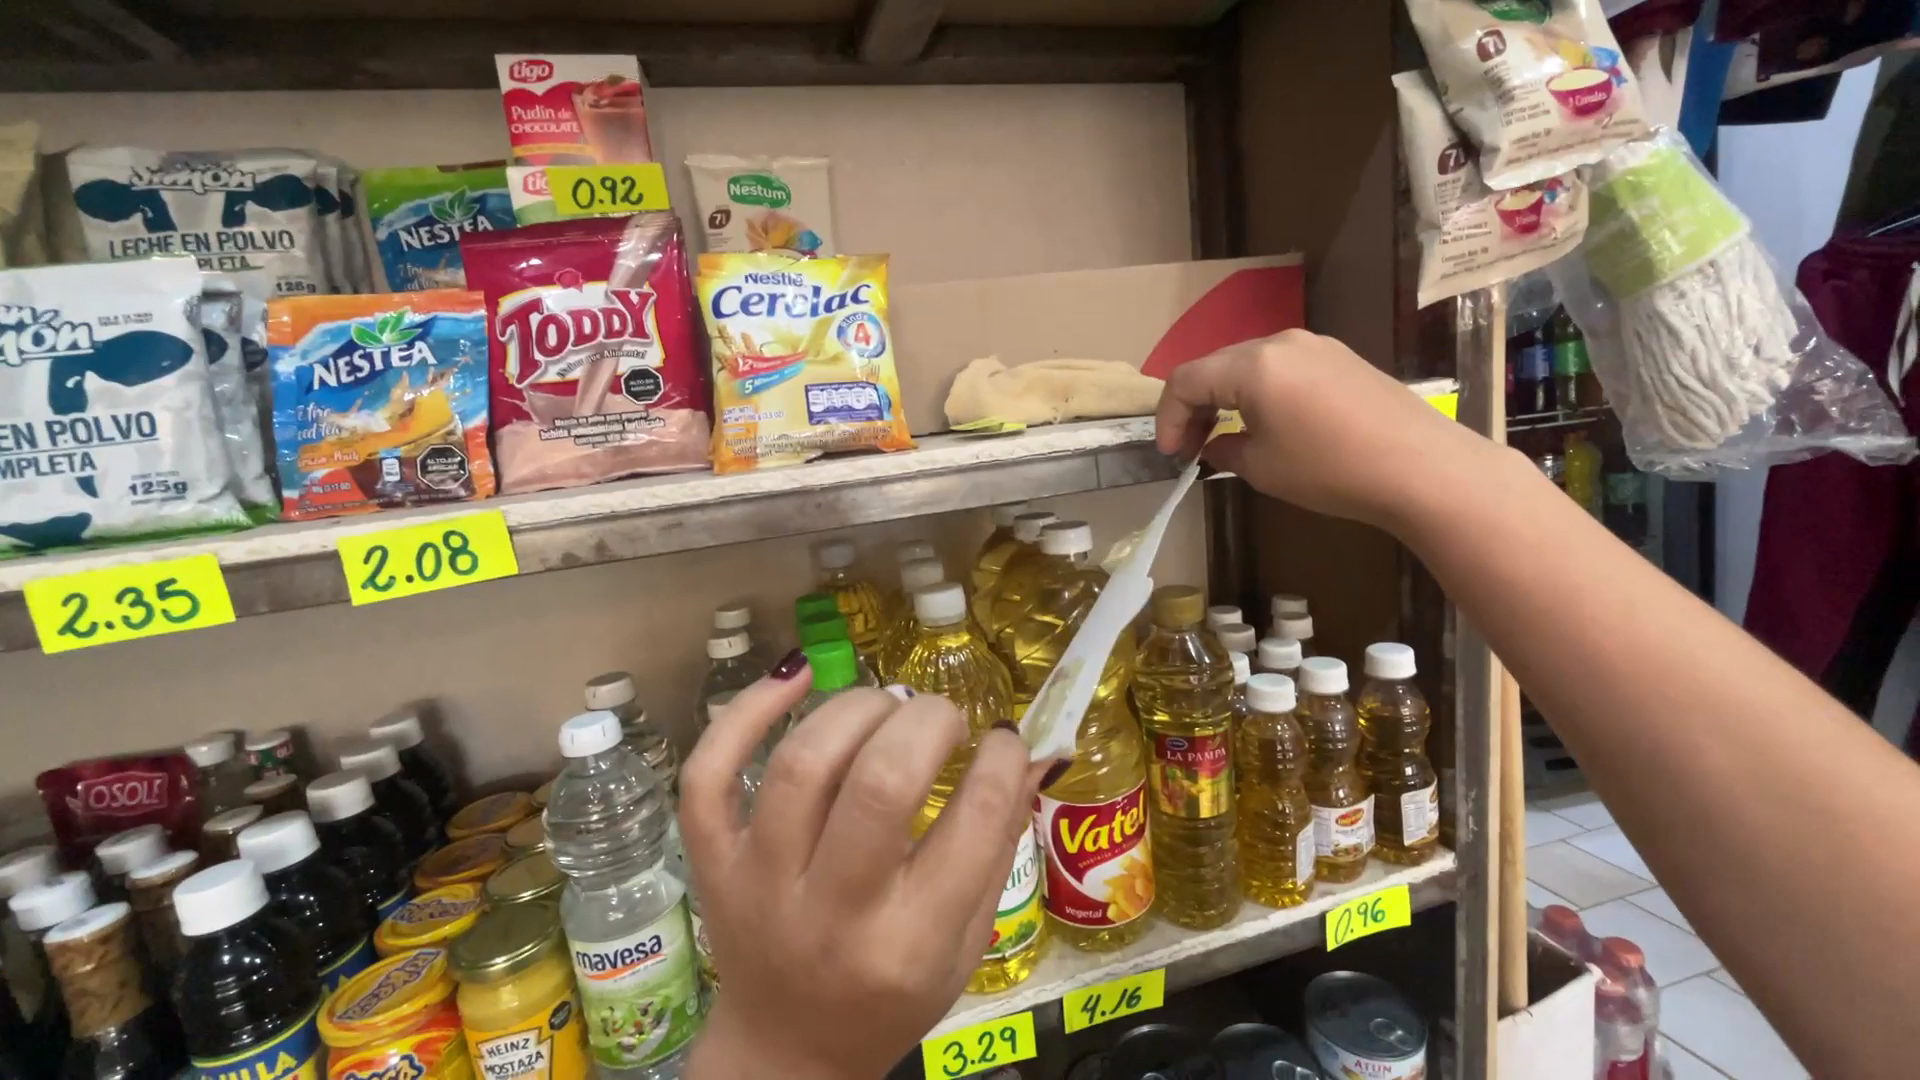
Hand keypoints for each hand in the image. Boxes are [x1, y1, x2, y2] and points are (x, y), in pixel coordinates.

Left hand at [679, 651, 1047, 1079]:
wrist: (785, 1051)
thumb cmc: (890, 998)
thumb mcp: (965, 943)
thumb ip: (997, 843)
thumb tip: (1027, 751)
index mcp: (910, 943)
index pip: (974, 822)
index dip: (1001, 758)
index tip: (1002, 738)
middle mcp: (832, 911)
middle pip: (881, 782)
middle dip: (927, 723)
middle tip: (943, 719)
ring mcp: (758, 884)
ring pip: (801, 765)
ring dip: (855, 709)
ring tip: (887, 706)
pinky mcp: (711, 864)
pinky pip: (709, 775)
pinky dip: (747, 712)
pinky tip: (795, 677)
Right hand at [1155, 329, 1492, 529]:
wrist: (1422, 468)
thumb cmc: (1330, 470)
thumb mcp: (1262, 468)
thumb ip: (1224, 450)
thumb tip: (1213, 445)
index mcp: (1252, 365)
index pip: (1186, 380)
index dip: (1167, 418)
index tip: (1171, 455)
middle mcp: (1280, 342)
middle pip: (1215, 366)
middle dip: (1195, 407)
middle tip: (1191, 448)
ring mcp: (1315, 346)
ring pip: (1248, 365)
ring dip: (1226, 399)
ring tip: (1227, 437)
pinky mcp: (1341, 359)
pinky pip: (1282, 368)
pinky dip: (1259, 393)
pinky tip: (1269, 425)